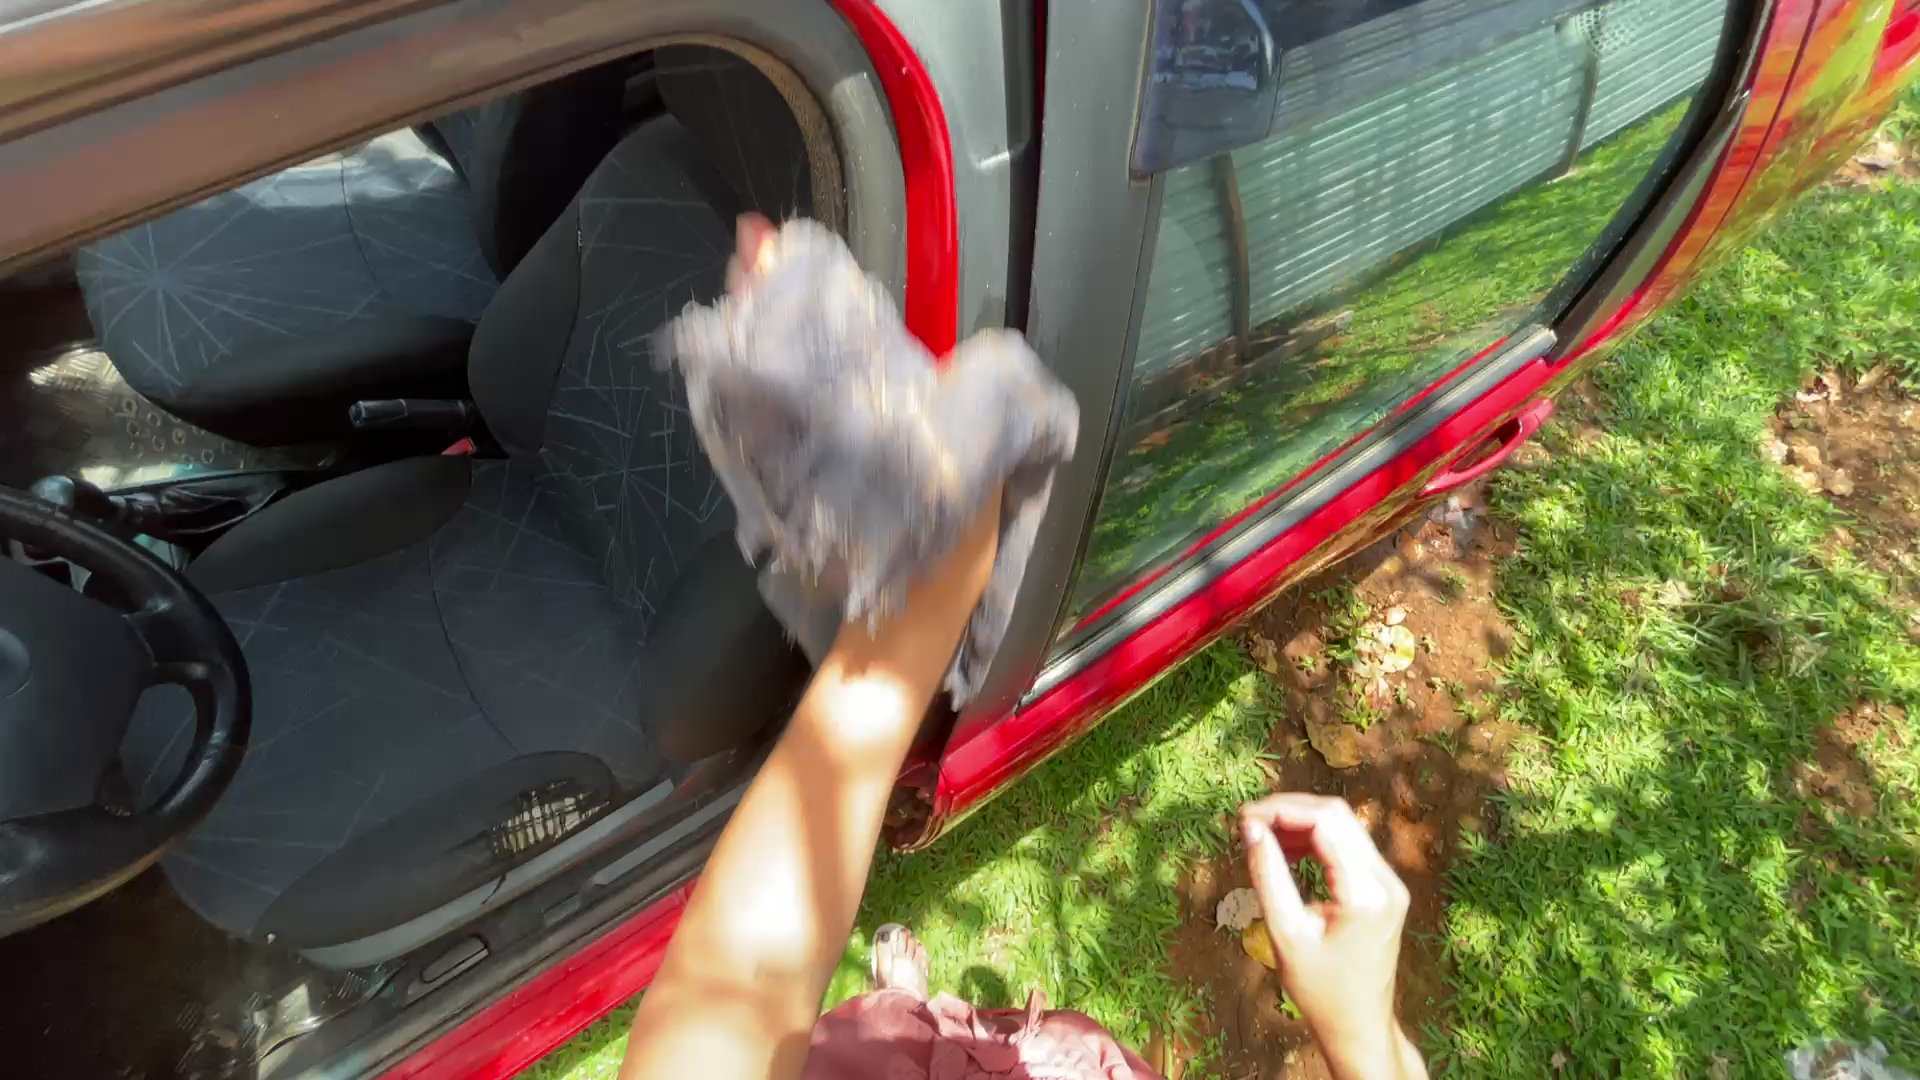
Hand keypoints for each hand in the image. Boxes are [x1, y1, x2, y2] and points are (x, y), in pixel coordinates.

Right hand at [1239, 794, 1425, 1079]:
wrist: (1359, 1027)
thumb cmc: (1319, 988)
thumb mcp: (1284, 932)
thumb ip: (1267, 874)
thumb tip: (1249, 826)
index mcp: (1366, 894)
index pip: (1323, 822)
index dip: (1279, 810)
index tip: (1243, 820)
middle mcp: (1386, 881)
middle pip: (1334, 814)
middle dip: (1287, 809)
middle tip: (1248, 822)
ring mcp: (1389, 883)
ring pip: (1341, 822)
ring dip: (1298, 820)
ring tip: (1261, 835)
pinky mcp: (1383, 886)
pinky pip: (1346, 841)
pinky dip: (1312, 835)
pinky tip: (1285, 849)